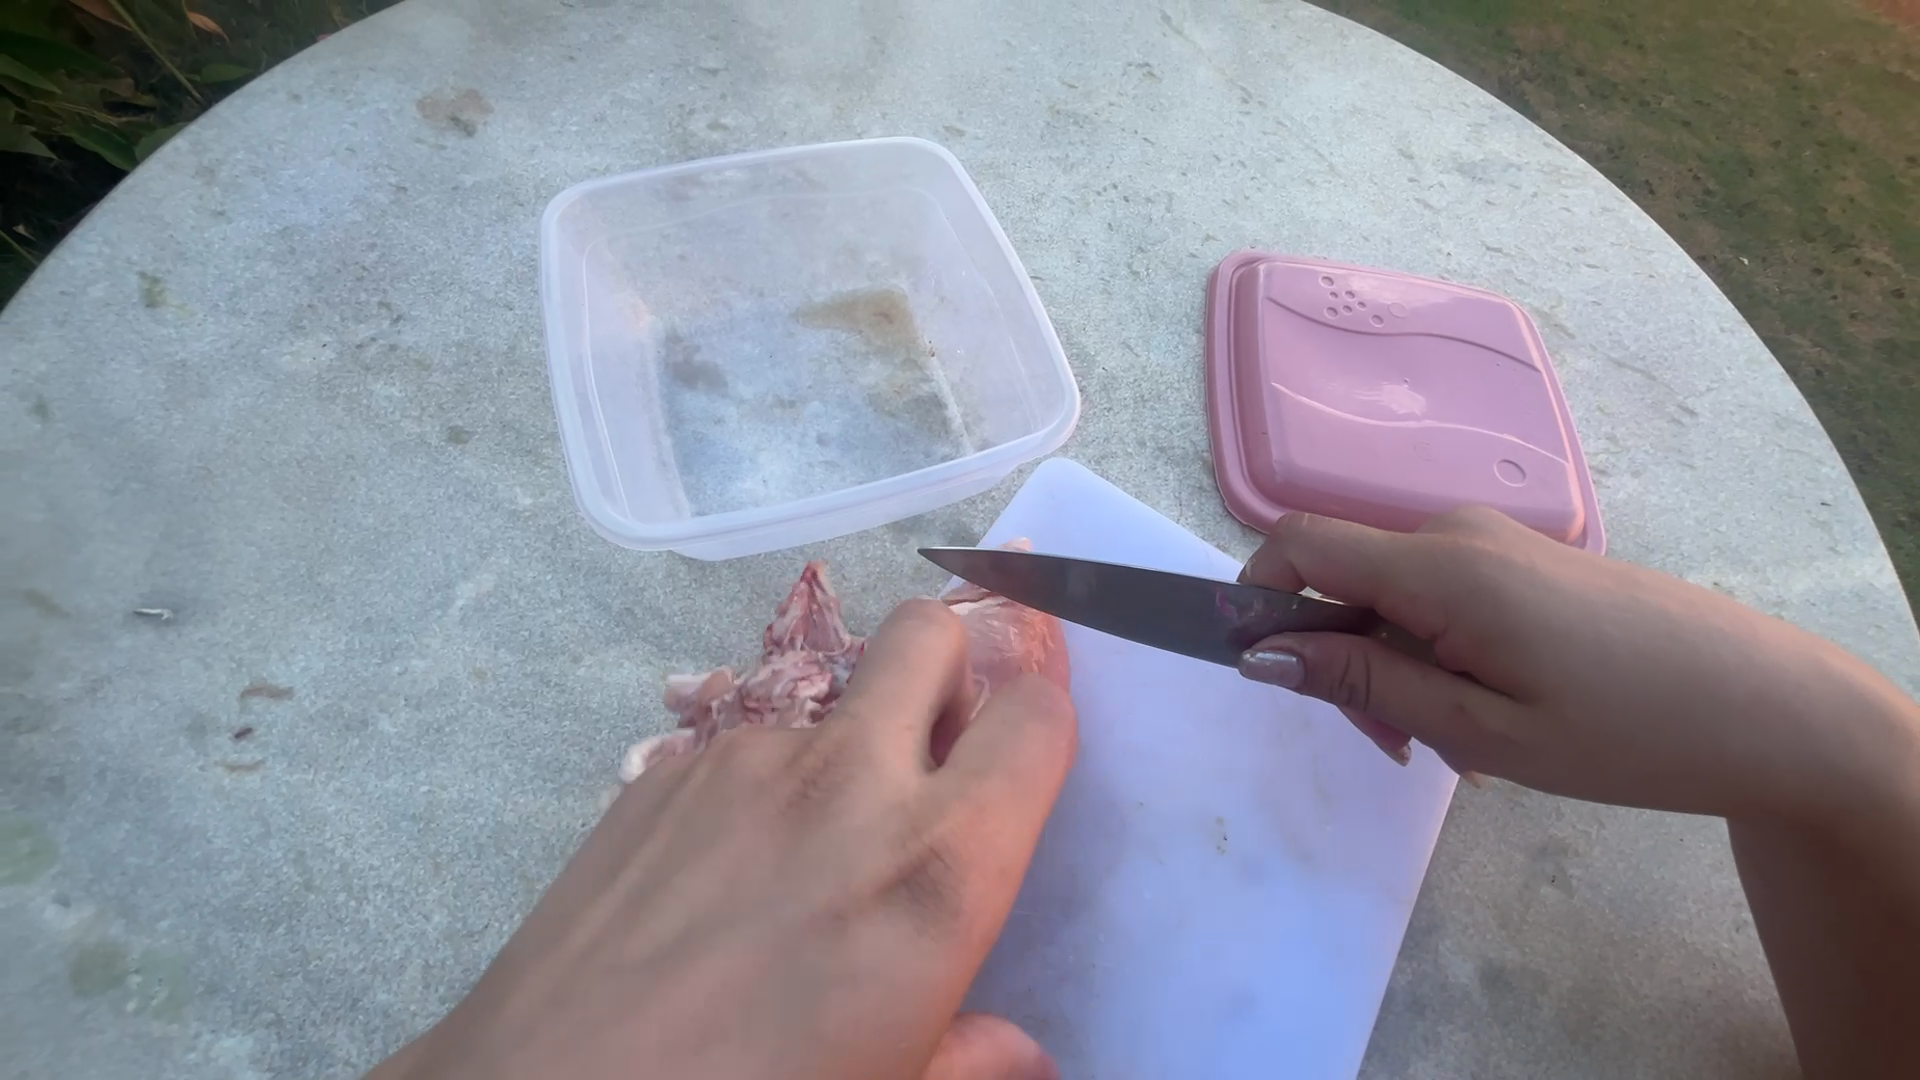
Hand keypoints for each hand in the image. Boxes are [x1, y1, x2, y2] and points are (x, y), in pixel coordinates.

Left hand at [369, 599, 1076, 1079]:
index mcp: (934, 869)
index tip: (1020, 745)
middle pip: (928, 631)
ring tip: (800, 845)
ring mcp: (749, 756)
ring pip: (835, 696)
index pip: (1035, 716)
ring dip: (849, 743)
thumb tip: (1027, 1052)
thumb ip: (977, 1061)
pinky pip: (750, 744)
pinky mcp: (670, 765)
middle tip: (931, 736)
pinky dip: (763, 785)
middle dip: (948, 660)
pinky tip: (717, 871)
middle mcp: (851, 781)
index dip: (1041, 714)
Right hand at [1235, 507, 1919, 831]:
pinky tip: (1478, 702)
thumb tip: (1257, 655)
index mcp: (1437, 567)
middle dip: (1334, 653)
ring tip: (1447, 735)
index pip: (1298, 542)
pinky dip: (1422, 645)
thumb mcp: (1474, 727)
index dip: (1256, 592)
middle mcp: (1451, 533)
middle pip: (1338, 577)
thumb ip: (1357, 681)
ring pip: (1382, 592)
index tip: (1265, 663)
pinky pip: (1428, 591)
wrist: (1786, 713)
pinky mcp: (1513, 556)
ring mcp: (1487, 540)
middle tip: (1393, 738)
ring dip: (1383, 659)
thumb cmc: (1625, 731)